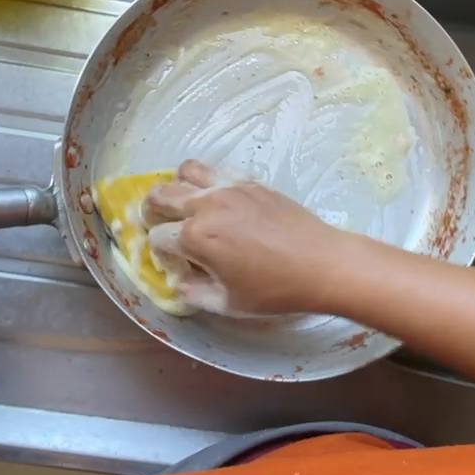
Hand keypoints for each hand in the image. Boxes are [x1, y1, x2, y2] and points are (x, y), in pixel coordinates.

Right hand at [143, 160, 360, 315]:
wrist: (322, 263)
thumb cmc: (275, 289)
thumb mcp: (228, 304)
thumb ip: (194, 293)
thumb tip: (179, 281)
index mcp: (197, 237)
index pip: (158, 237)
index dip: (160, 253)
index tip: (175, 264)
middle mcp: (207, 205)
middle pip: (160, 194)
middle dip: (152, 210)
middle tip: (160, 224)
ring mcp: (229, 188)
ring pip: (187, 170)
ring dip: (178, 185)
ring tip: (186, 202)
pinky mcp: (251, 182)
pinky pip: (218, 170)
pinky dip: (209, 180)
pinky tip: (219, 199)